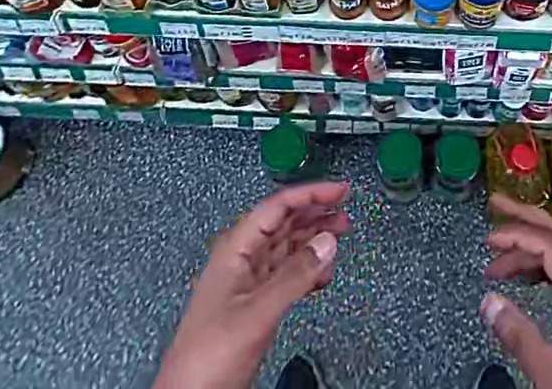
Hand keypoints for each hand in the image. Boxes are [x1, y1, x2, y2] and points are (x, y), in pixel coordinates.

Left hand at [154, 182, 349, 388]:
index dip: (310, 194)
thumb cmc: (206, 359)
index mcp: (235, 250)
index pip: (277, 206)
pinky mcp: (254, 304)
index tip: (339, 191)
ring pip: (287, 246)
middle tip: (345, 210)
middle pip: (284, 222)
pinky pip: (287, 273)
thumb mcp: (256, 312)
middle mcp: (241, 260)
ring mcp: (247, 282)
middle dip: (316, 213)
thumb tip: (327, 242)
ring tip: (339, 235)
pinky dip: (309, 269)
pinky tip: (323, 274)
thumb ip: (295, 276)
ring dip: (314, 239)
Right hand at [480, 195, 551, 388]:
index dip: (517, 234)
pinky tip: (529, 278)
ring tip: (499, 264)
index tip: (488, 239)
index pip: (551, 245)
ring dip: (533, 250)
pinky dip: (549, 267)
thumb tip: (488, 301)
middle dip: (527, 218)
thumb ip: (519, 336)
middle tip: (496, 206)